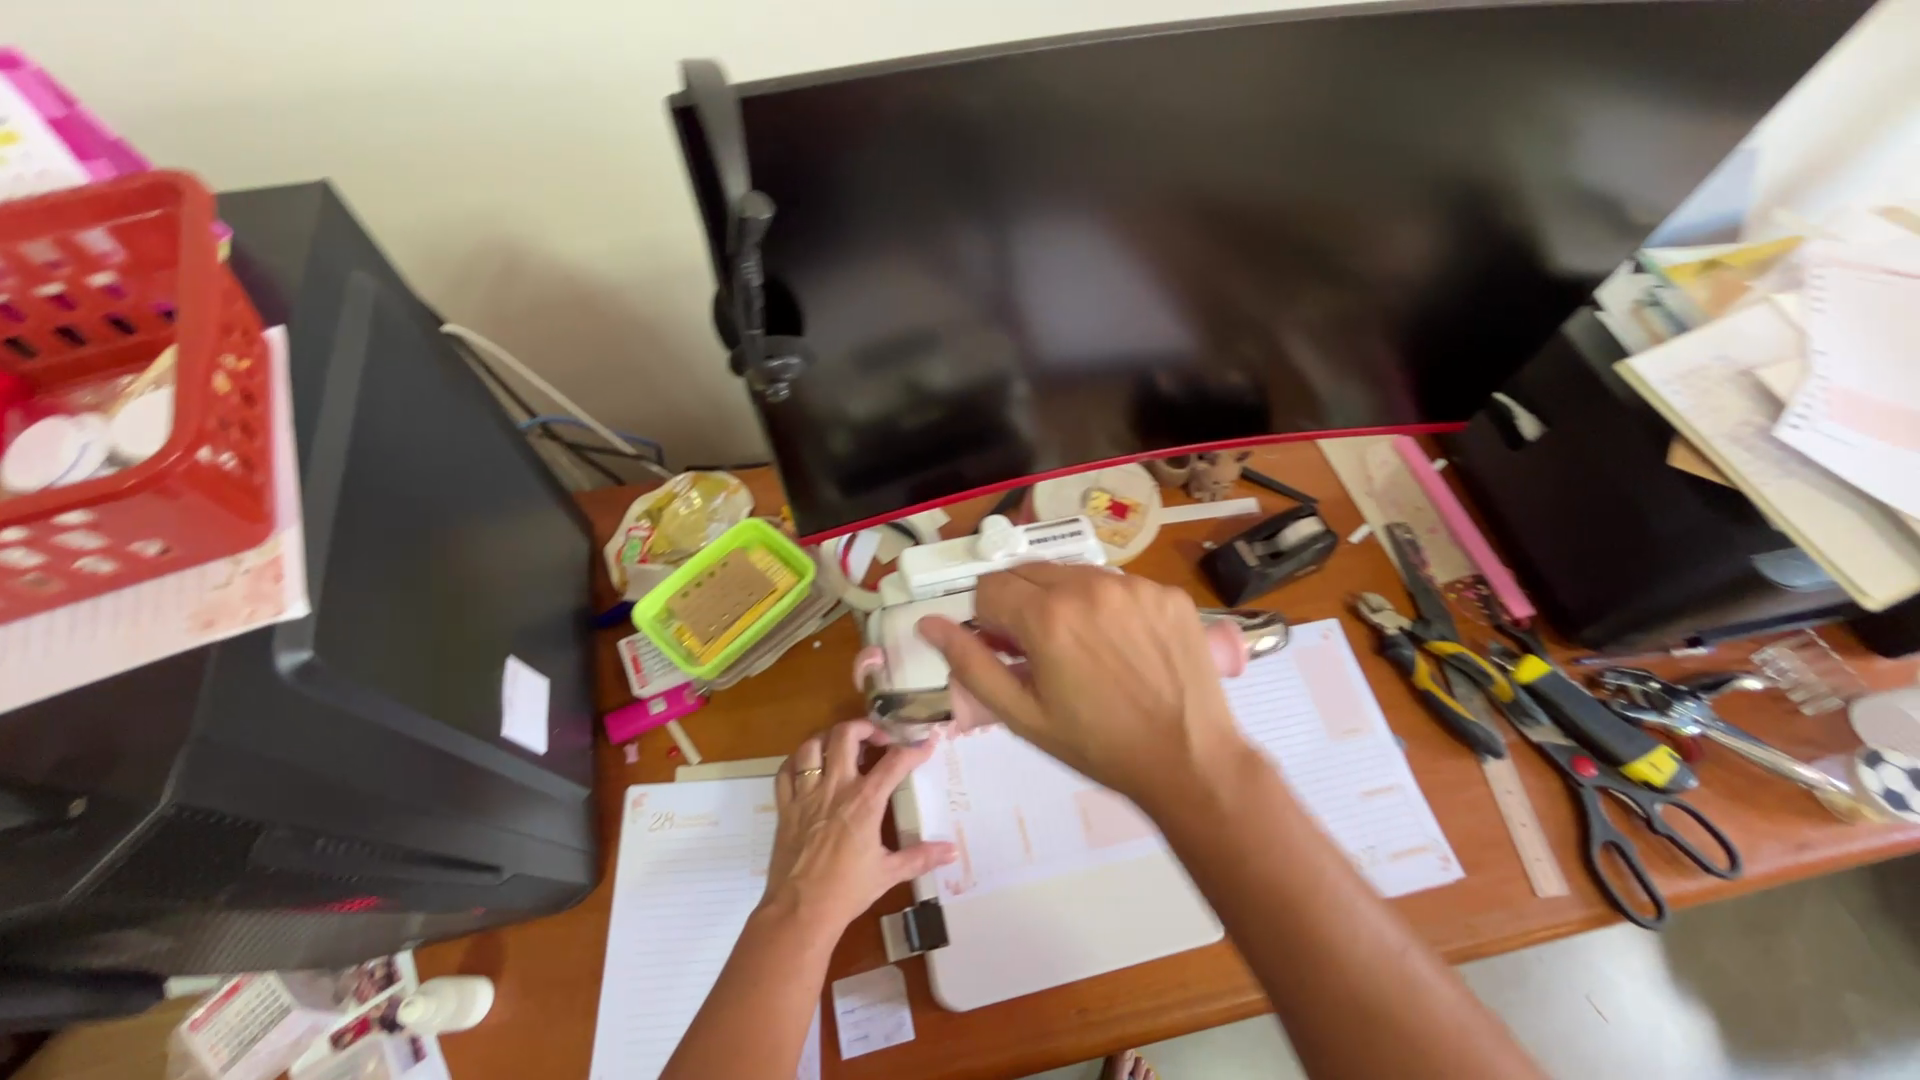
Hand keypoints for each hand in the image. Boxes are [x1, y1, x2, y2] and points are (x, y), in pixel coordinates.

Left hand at [763, 719, 957, 930]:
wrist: (800, 911)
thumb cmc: (846, 891)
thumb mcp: (889, 873)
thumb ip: (921, 857)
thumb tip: (952, 852)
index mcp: (865, 802)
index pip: (895, 762)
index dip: (915, 748)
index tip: (927, 743)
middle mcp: (835, 788)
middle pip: (846, 735)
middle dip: (866, 728)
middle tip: (878, 740)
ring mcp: (806, 794)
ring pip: (812, 746)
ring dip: (829, 739)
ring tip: (842, 747)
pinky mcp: (785, 806)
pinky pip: (786, 771)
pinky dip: (797, 761)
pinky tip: (809, 767)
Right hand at [917, 564, 1252, 808]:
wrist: (1188, 761)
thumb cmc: (1097, 745)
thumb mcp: (1022, 716)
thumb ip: (971, 664)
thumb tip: (928, 624)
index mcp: (1047, 615)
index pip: (989, 588)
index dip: (988, 620)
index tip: (1007, 651)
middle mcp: (1089, 585)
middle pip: (1030, 572)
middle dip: (1022, 604)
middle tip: (1040, 650)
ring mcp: (1134, 585)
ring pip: (1075, 574)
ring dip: (1064, 600)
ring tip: (1085, 650)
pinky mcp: (1167, 593)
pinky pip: (1120, 585)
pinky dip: (1109, 606)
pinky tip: (1124, 647)